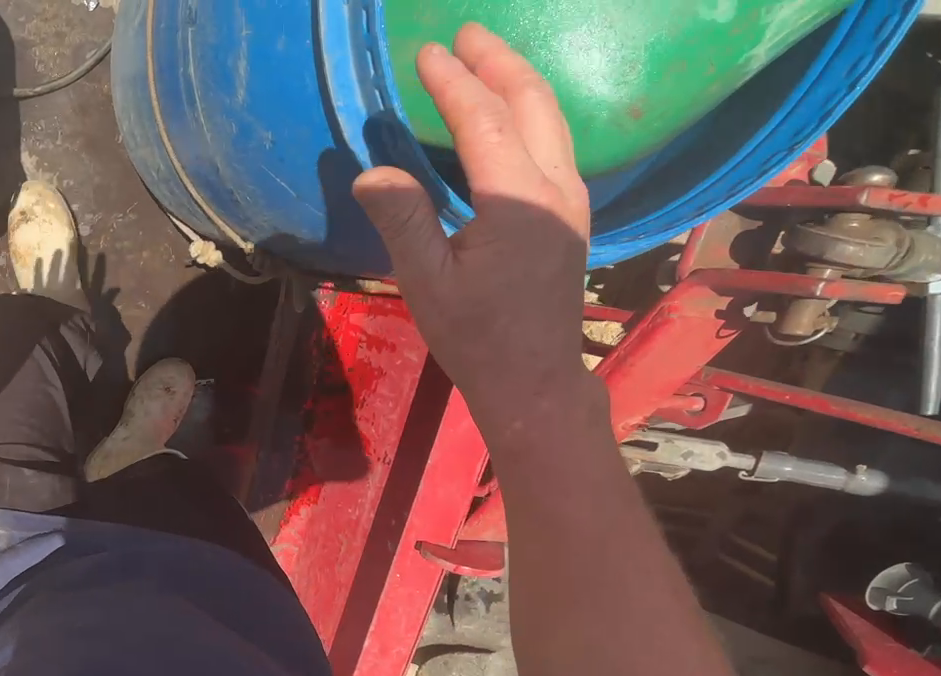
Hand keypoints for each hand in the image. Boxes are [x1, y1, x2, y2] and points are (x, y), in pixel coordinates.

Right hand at [352, 24, 597, 438]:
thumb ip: (403, 222)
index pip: (484, 121)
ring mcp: (570, 199)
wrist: (532, 377)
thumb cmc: (473, 336)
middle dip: (498, 62)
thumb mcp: (426, 283)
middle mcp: (555, 186)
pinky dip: (525, 113)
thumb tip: (371, 171)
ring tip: (485, 60)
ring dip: (517, 82)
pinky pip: (551, 143)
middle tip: (465, 32)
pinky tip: (504, 118)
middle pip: (532, 103)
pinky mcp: (568, 215)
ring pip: (550, 119)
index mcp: (517, 200)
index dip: (453, 84)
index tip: (425, 54)